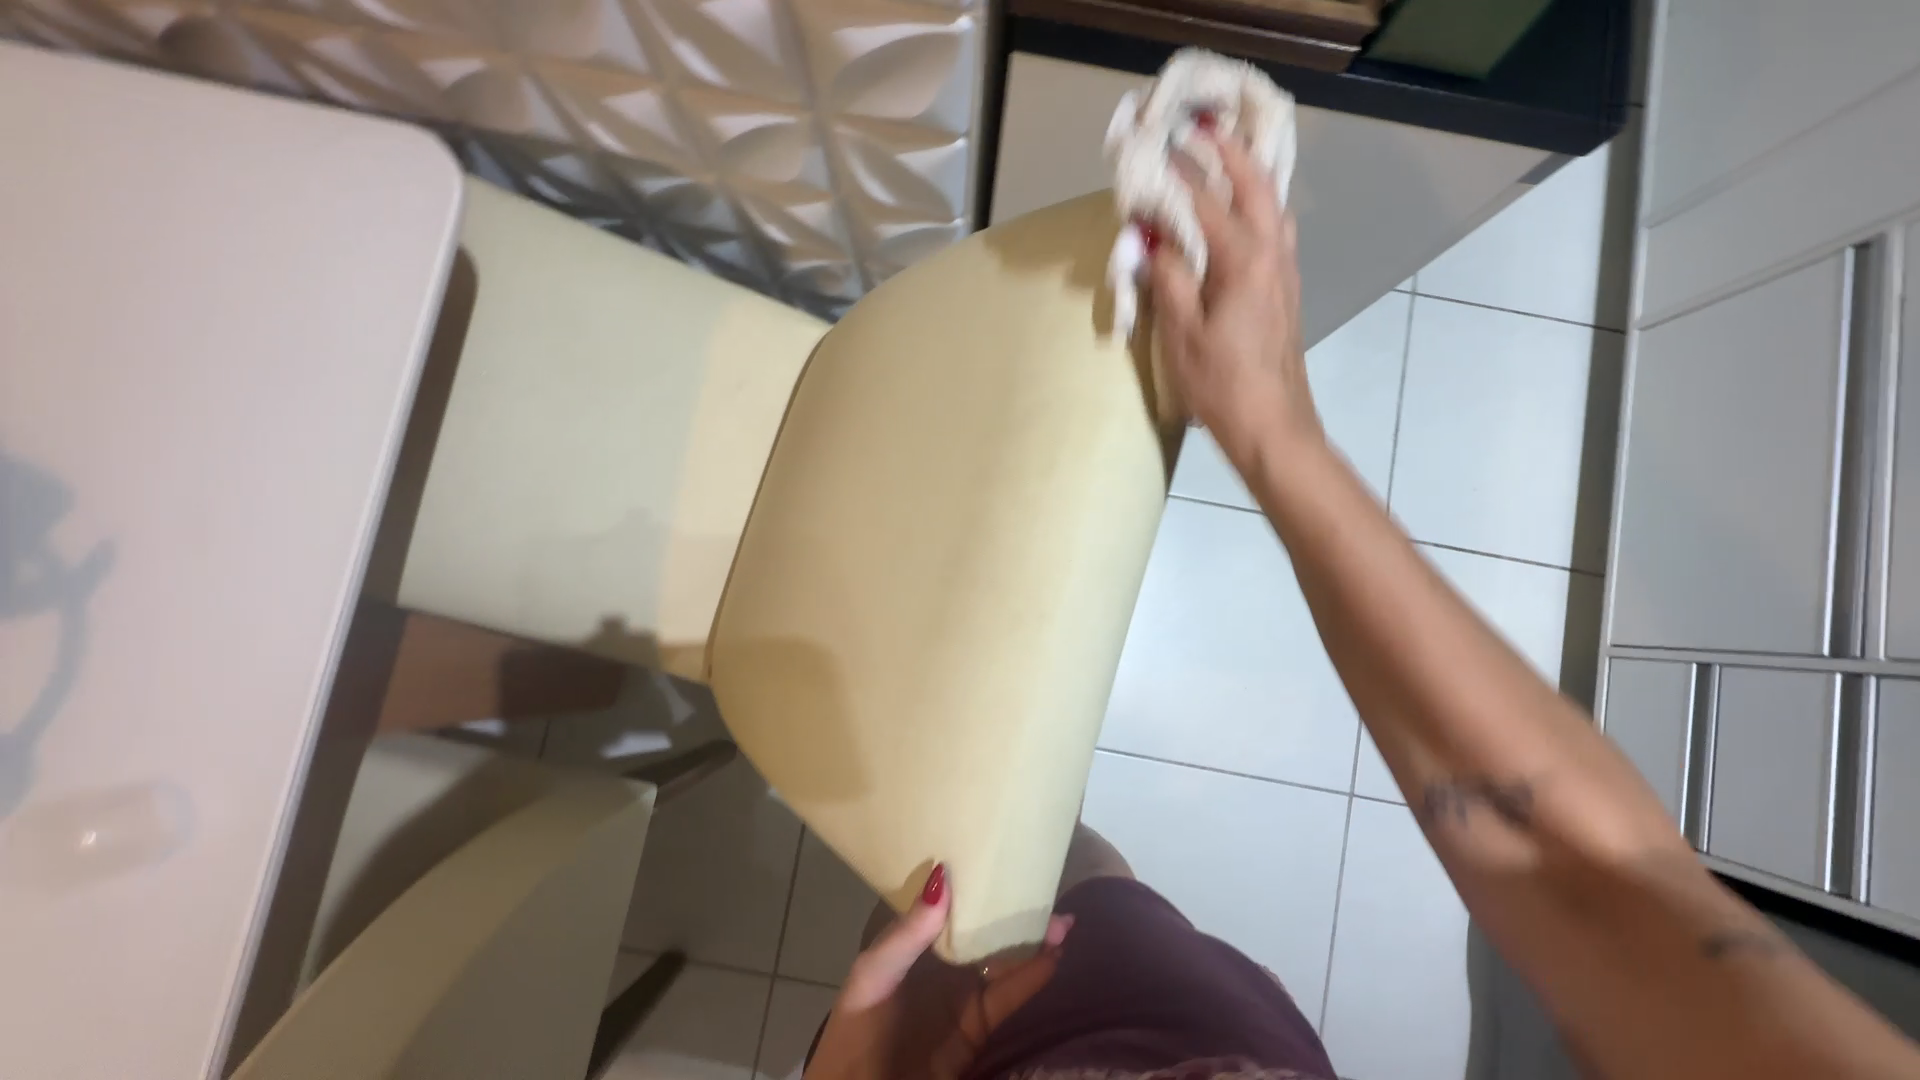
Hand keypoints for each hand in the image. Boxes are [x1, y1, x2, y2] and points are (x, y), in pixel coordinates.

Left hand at [805, 865, 1072, 1079]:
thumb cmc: (858, 1029)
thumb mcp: (873, 975)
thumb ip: (906, 933)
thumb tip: (942, 879)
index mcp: (911, 941)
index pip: (947, 904)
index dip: (973, 882)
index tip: (1001, 858)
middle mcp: (940, 962)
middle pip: (983, 929)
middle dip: (1013, 910)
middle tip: (1048, 888)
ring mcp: (961, 994)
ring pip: (1003, 960)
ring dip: (1032, 942)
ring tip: (1063, 921)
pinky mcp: (978, 1027)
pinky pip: (1009, 996)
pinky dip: (1032, 977)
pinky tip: (1053, 957)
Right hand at [1148, 133, 1321, 468]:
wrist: (1273, 425)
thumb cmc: (1221, 384)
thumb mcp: (1182, 333)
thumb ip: (1168, 279)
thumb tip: (1152, 237)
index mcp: (1244, 260)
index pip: (1207, 201)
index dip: (1180, 173)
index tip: (1158, 147)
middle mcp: (1272, 254)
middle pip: (1256, 186)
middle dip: (1229, 153)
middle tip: (1203, 128)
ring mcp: (1285, 272)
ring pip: (1273, 206)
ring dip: (1251, 175)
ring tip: (1226, 160)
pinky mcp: (1286, 290)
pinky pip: (1275, 229)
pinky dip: (1259, 206)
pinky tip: (1243, 215)